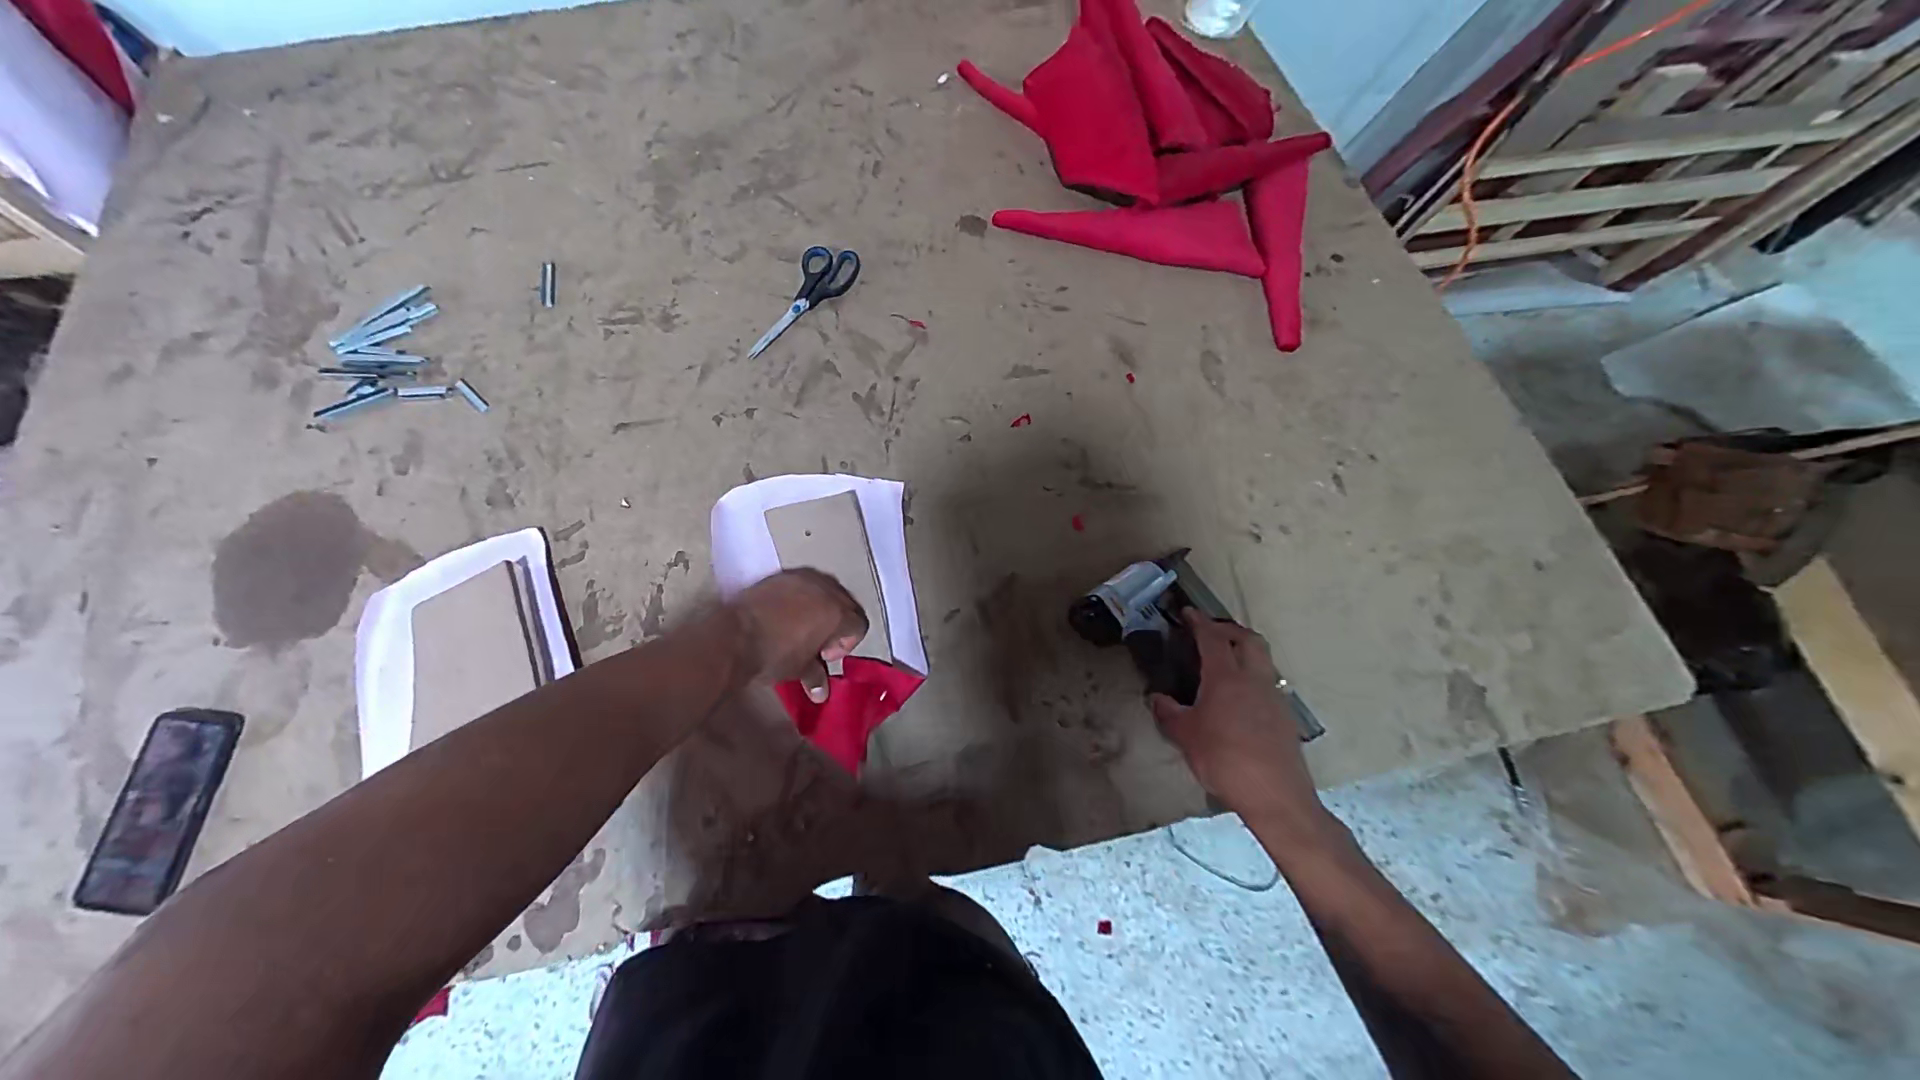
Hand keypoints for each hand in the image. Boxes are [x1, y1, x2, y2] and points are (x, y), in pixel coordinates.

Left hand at [731, 569, 868, 702]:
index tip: (824, 656)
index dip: (846, 644)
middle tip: (817, 641)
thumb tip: (820, 692)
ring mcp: (803, 577)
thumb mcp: (799, 669)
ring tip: (801, 626)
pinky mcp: (781, 575)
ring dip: (819, 607)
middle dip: (836, 623)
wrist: (734, 635)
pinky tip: (783, 614)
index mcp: (839, 612)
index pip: (859, 625)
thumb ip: (816, 676)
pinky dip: (799, 597)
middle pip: (845, 604)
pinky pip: (801, 584)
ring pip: (824, 590)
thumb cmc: (774, 654)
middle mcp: (826, 589)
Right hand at [1150, 611, 1327, 836]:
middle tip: (1209, 631)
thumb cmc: (1224, 759)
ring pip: (1263, 659)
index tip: (1188, 613)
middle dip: (1228, 629)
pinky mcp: (1284, 716)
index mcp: (1226, 677)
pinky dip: (1252, 676)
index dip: (1199, 622)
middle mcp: (1254, 678)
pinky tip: (1239, 696)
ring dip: (1244, 651)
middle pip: (1248, 639)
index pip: (1213, 638)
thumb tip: (1157, 698)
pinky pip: (1268, 682)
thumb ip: (1169, 713)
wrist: (1275, 794)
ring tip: (1224, 662)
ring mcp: (1274, 696)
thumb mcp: (1185, 736)